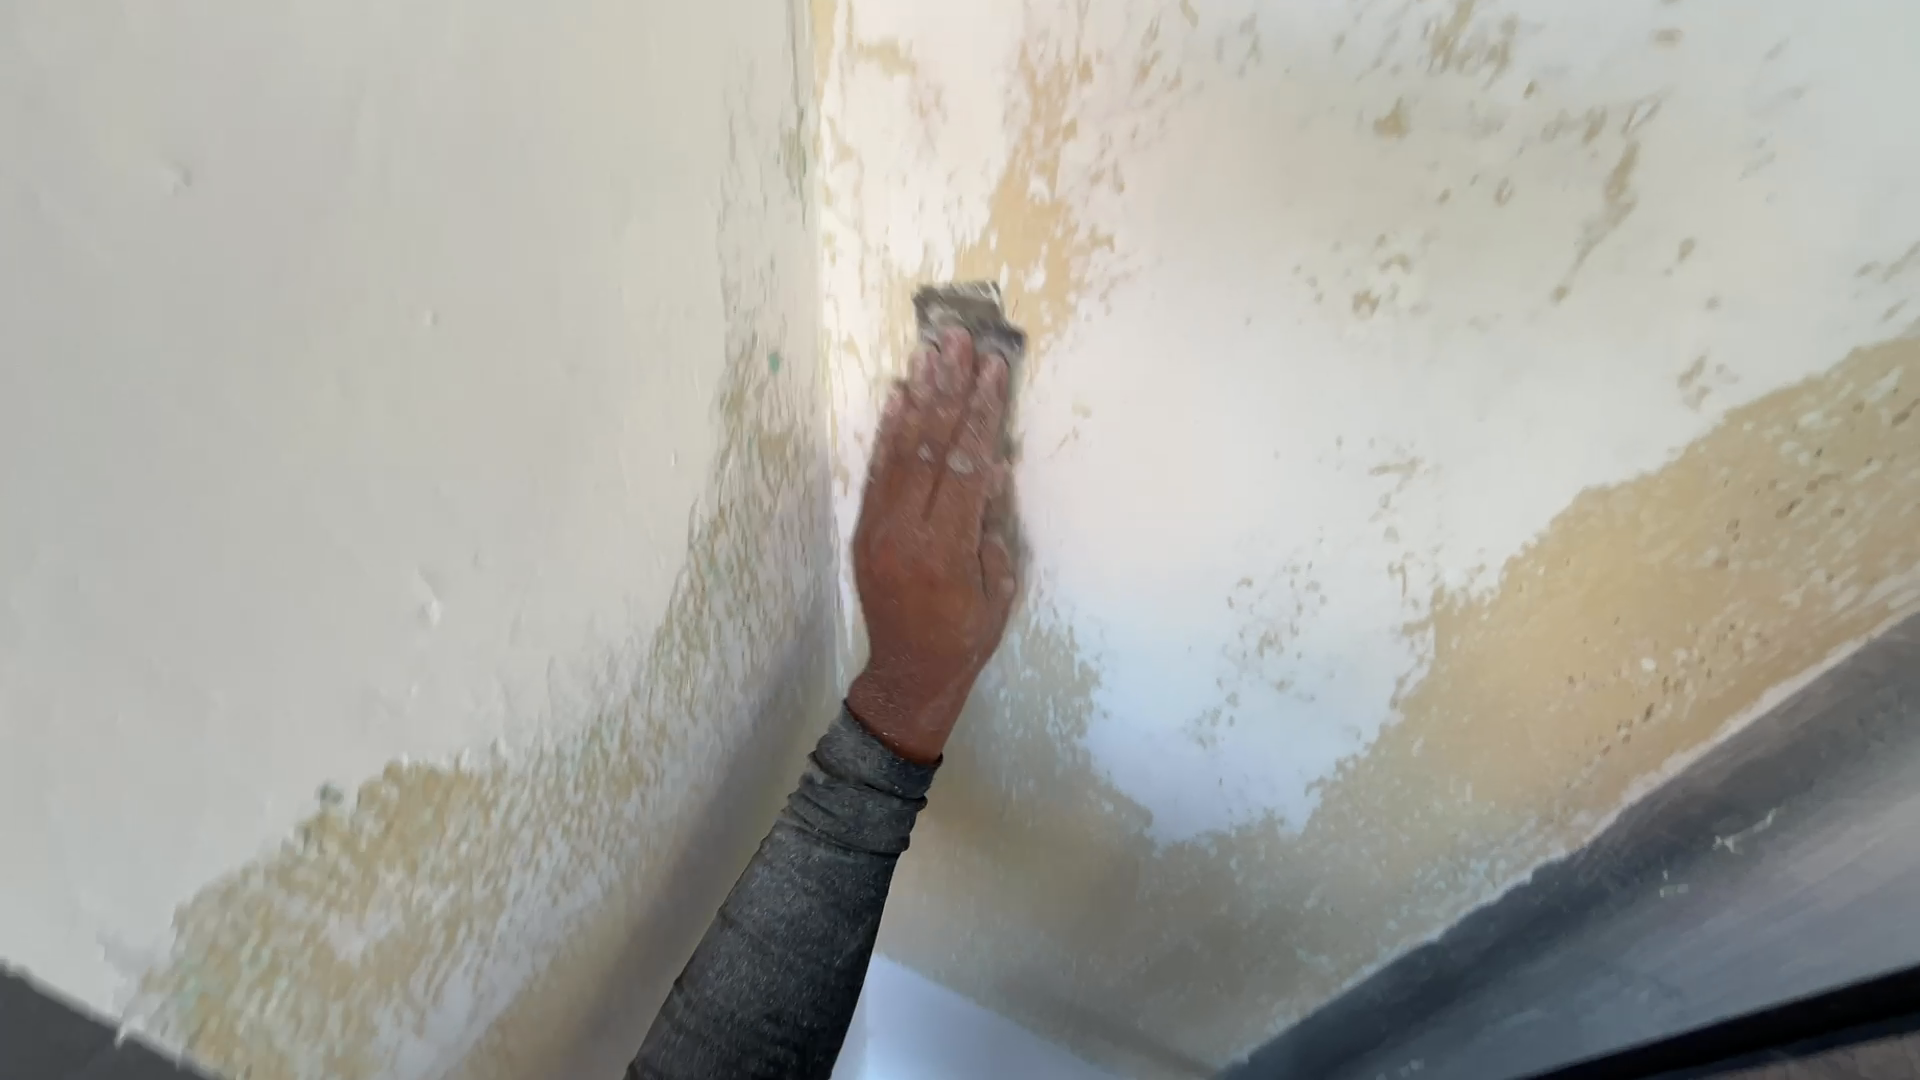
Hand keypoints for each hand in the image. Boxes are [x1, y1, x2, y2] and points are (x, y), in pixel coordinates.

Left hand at [846, 327, 1016, 764]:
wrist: (907, 673)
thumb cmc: (965, 639)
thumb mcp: (999, 591)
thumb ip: (995, 528)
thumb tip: (995, 466)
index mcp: (948, 549)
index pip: (967, 465)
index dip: (982, 414)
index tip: (994, 368)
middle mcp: (907, 530)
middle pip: (930, 446)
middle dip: (948, 389)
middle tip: (957, 339)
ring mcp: (879, 528)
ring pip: (898, 451)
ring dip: (916, 397)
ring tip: (928, 352)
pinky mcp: (863, 529)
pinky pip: (875, 472)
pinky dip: (886, 431)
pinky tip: (896, 396)